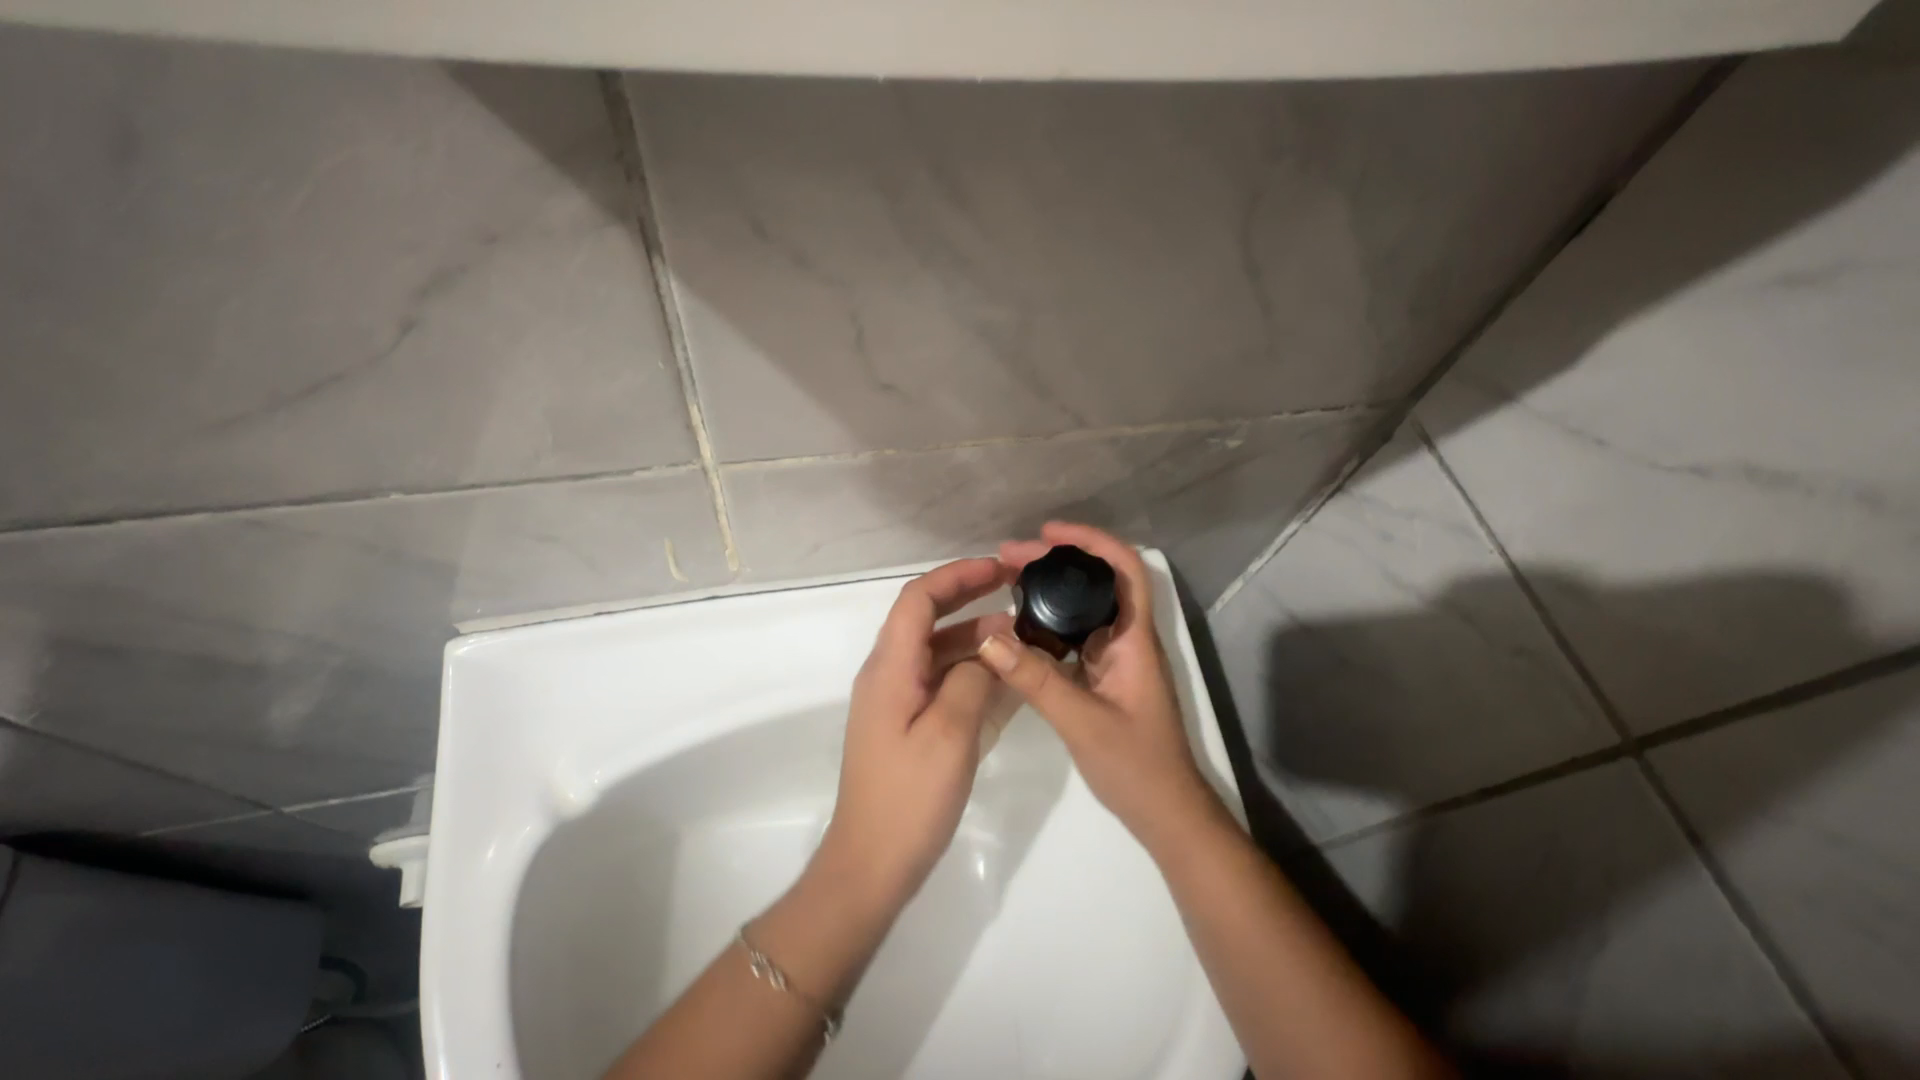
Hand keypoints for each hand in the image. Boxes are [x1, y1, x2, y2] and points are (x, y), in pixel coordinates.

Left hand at [813, 557, 1016, 914]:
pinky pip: (940, 683)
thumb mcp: (950, 733)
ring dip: (974, 636)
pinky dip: (971, 671)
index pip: (918, 599)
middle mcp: (887, 676)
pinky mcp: (907, 727)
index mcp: (889, 669)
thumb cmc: (909, 798)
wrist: (872, 863)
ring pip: (936, 652)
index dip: (958, 576)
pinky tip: (1005, 678)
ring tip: (1023, 633)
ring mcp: (895, 703)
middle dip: (969, 598)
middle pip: (926, 619)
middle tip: (1018, 589)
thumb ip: (973, 679)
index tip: (1001, 569)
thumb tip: (992, 646)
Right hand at [980, 523, 1223, 853]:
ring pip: (1085, 611)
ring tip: (1007, 582)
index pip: (1124, 570)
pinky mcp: (1104, 682)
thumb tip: (988, 638)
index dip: (1091, 541)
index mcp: (1134, 641)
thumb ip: (1035, 679)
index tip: (1047, 532)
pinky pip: (1075, 640)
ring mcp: (1116, 662)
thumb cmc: (1135, 766)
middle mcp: (1127, 642)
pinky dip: (1048, 625)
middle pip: (1098, 584)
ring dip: (1051, 592)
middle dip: (1057, 562)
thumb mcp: (1081, 721)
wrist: (1166, 814)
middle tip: (1008, 557)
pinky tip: (1018, 628)